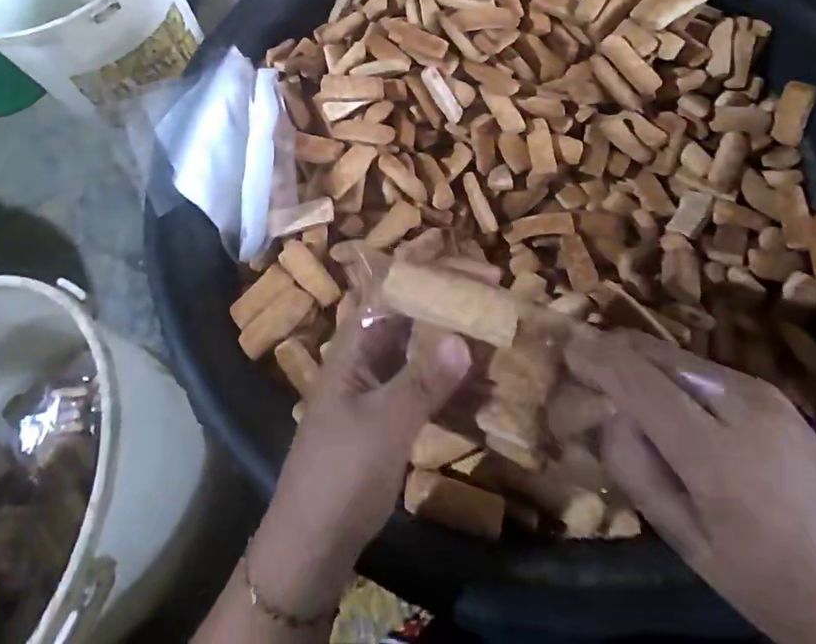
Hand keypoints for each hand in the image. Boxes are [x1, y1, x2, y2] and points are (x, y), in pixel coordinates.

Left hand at [246, 293, 472, 619]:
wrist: (310, 541)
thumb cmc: (339, 474)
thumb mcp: (384, 426)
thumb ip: (422, 382)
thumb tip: (464, 337)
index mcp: (352, 347)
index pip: (393, 291)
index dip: (435, 275)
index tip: (484, 275)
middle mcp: (363, 360)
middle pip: (411, 319)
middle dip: (454, 310)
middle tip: (504, 309)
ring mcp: (375, 391)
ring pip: (420, 355)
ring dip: (458, 349)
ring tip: (504, 346)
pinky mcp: (386, 421)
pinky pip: (424, 391)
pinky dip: (453, 388)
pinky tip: (488, 394)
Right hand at [564, 329, 815, 643]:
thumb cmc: (770, 583)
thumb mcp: (687, 541)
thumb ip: (634, 468)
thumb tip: (599, 410)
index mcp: (718, 454)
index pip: (634, 377)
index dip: (589, 356)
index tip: (556, 350)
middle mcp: (742, 406)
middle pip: (650, 351)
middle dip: (604, 351)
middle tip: (574, 371)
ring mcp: (762, 393)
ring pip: (670, 353)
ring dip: (631, 360)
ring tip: (608, 386)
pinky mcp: (771, 392)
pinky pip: (696, 367)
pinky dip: (661, 371)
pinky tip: (653, 397)